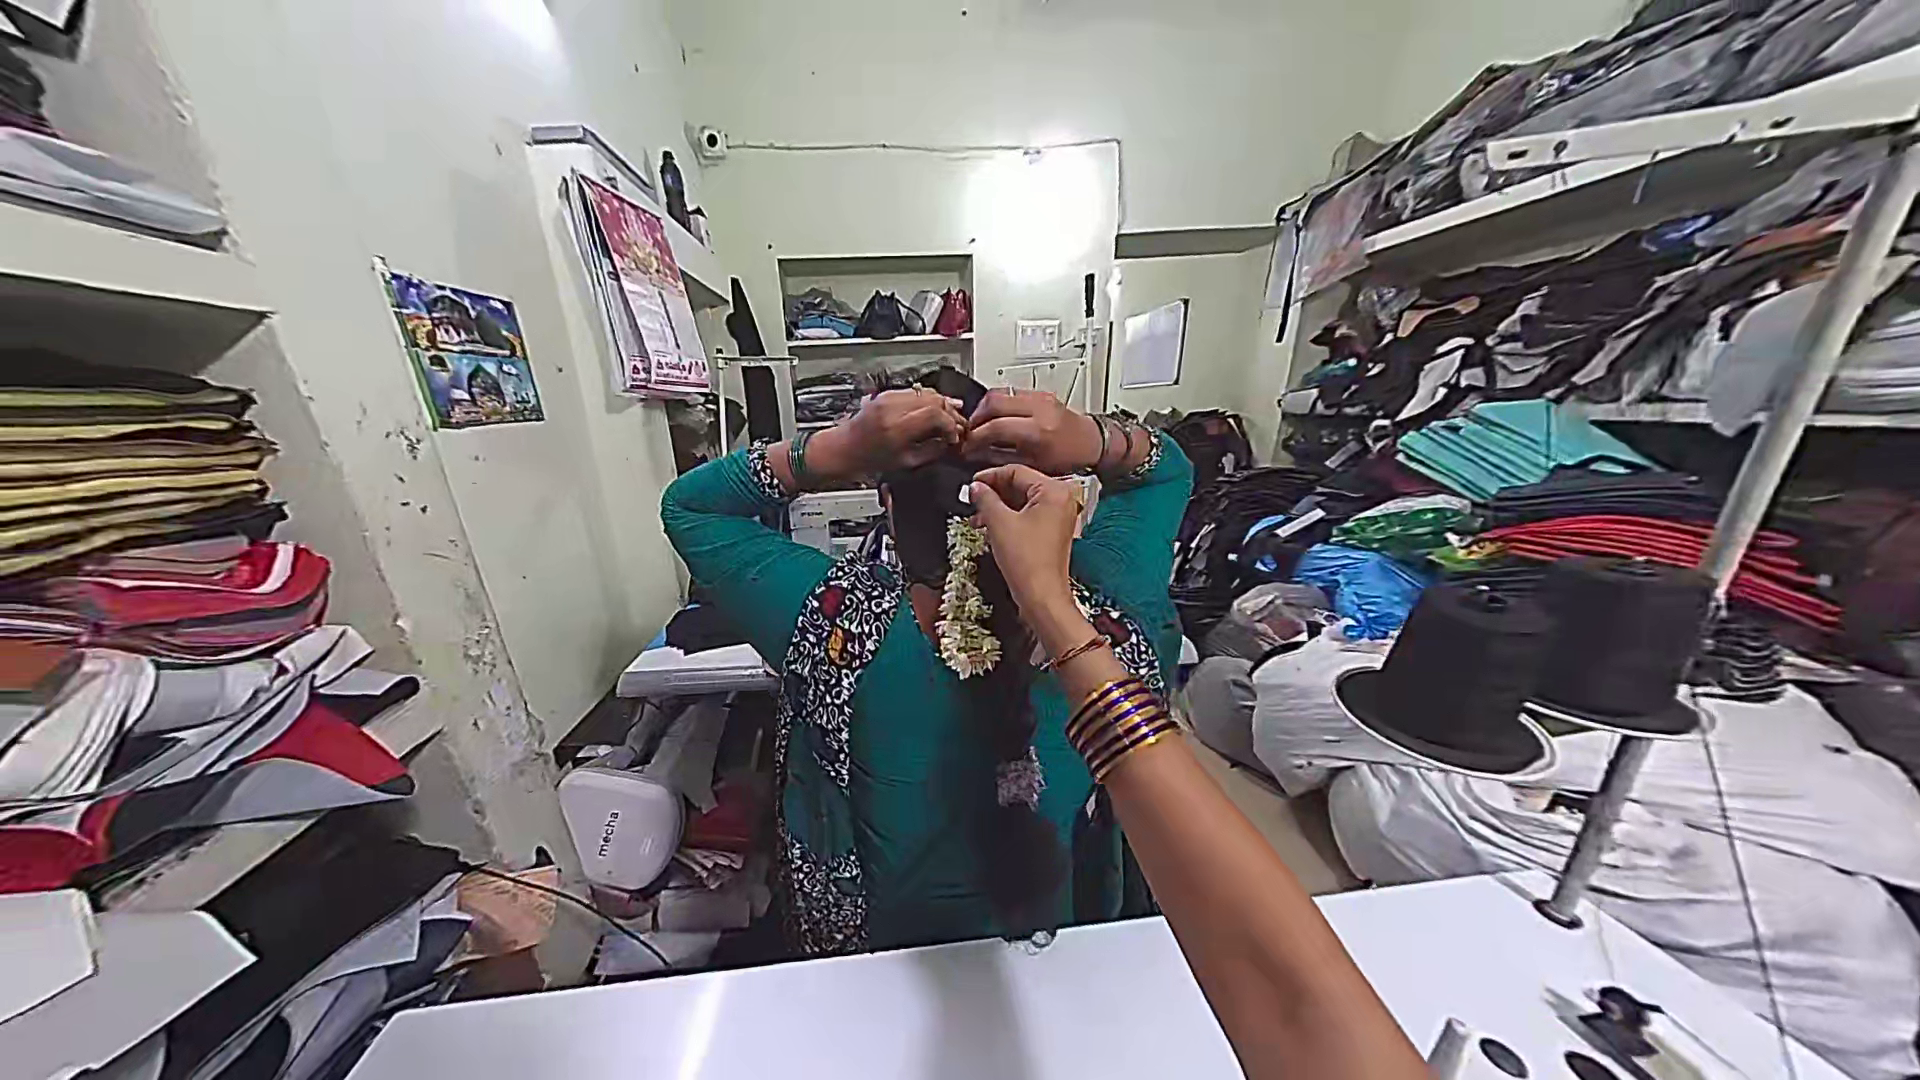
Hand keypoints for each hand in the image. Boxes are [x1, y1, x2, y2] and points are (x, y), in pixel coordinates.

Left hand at [810, 387, 964, 478]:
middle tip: (958, 426)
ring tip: (949, 418)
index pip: (936, 414)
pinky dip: (928, 399)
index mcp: (897, 428)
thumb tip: (949, 441)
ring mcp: (888, 398)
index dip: (952, 424)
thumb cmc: (866, 460)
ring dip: (942, 404)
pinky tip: (934, 409)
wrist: (842, 450)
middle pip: (934, 399)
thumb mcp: (905, 462)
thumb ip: (932, 450)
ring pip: (926, 392)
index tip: (955, 435)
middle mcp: (892, 408)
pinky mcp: (886, 394)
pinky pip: (915, 391)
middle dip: (950, 413)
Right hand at [963, 389, 1103, 473]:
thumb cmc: (1070, 458)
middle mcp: (1039, 409)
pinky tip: (993, 416)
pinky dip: (997, 403)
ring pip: (999, 392)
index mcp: (1038, 431)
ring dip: (983, 408)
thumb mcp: (1034, 465)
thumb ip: (1001, 457)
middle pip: (993, 402)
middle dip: (975, 418)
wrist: (1092, 443)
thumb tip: (977, 454)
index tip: (967, 445)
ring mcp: (1040, 397)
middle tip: (969, 432)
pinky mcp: (1040, 393)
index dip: (976, 437)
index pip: (995, 426)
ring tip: (978, 424)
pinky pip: (1010, 392)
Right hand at [969, 464, 1084, 632]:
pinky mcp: (1053, 530)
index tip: (972, 483)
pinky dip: (1009, 518)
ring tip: (978, 517)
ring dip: (999, 507)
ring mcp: (1059, 516)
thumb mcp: (999, 522)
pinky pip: (1028, 515)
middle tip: (973, 499)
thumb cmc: (1027, 561)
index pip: (1016, 472)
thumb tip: (976, 487)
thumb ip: (985, 499)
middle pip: (1020, 485)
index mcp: (1054, 491)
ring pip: (1022, 501)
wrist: (1041, 595)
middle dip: (994, 493)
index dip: (990, 476)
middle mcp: (1061, 500)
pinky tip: (990, 526)